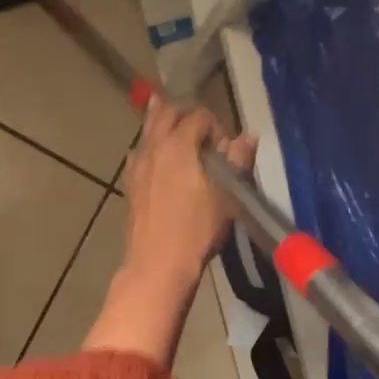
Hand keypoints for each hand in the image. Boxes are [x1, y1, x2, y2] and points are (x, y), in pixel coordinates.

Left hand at [82, 101, 256, 366]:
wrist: (157, 264)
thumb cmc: (196, 230)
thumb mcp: (227, 195)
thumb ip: (238, 161)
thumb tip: (248, 136)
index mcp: (178, 144)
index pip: (199, 115)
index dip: (216, 126)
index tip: (226, 148)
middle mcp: (153, 147)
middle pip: (166, 113)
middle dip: (186, 115)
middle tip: (202, 131)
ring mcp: (137, 166)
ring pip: (148, 132)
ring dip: (163, 125)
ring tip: (174, 126)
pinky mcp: (131, 186)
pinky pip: (139, 155)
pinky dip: (150, 149)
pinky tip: (155, 159)